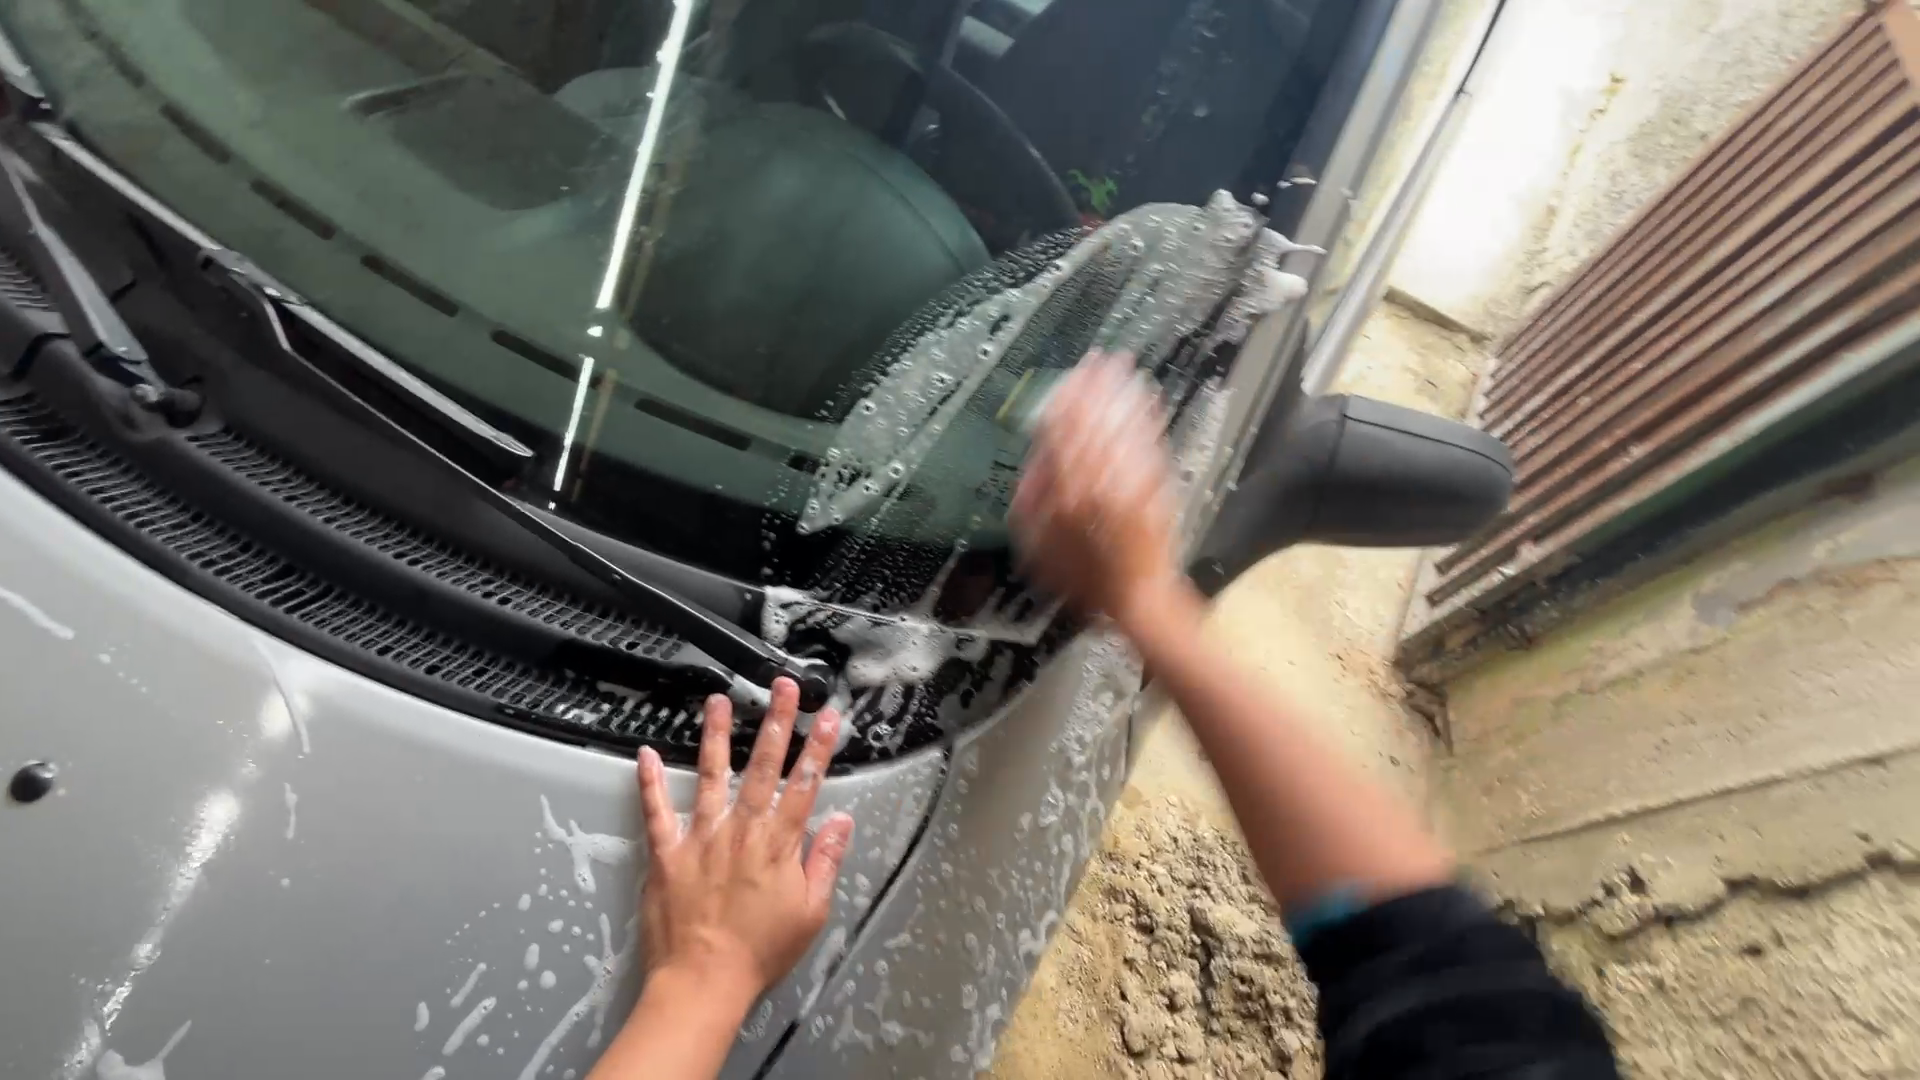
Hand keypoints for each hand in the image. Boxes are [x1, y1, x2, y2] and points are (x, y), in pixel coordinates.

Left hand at [634, 678, 854, 1008]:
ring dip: (716, 735)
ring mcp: (703, 837)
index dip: (818, 746)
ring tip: (718, 700)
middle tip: (781, 686)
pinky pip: (657, 812)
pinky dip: (649, 783)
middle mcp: (743, 829)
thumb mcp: (811, 911)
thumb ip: (826, 860)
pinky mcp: (668, 853)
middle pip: (763, 765)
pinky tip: (644, 754)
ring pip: (711, 774)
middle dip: (776, 722)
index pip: (805, 783)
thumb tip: (841, 821)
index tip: (827, 714)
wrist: (703, 983)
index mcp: (779, 842)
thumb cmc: (760, 951)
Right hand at [1010, 351, 1183, 630]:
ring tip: (1122, 366)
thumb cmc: (1085, 581)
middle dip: (1095, 388)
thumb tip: (1033, 464)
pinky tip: (1147, 398)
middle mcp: (1097, 482)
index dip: (1064, 402)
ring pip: (1121, 427)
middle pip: (1093, 423)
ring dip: (1121, 394)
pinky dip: (1146, 418)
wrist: (1138, 599)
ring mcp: (1131, 482)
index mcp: (1064, 495)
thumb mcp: (1039, 550)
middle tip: (1099, 359)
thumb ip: (1031, 504)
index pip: (1060, 436)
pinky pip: (1148, 443)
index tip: (1067, 378)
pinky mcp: (1156, 486)